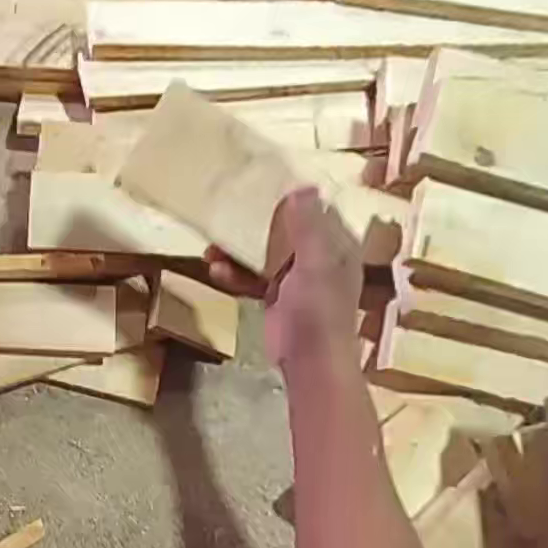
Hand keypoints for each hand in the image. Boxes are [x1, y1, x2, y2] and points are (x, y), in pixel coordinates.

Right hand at [205, 186, 362, 368]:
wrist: (309, 362)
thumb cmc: (318, 310)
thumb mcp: (316, 262)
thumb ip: (308, 225)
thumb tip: (301, 186)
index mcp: (336, 246)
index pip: (316, 211)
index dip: (291, 198)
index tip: (261, 185)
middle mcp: (318, 258)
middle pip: (284, 230)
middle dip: (253, 225)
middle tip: (225, 218)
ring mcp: (296, 279)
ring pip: (263, 254)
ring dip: (238, 251)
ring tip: (211, 250)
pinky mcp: (276, 297)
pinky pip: (253, 278)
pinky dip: (236, 275)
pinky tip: (216, 273)